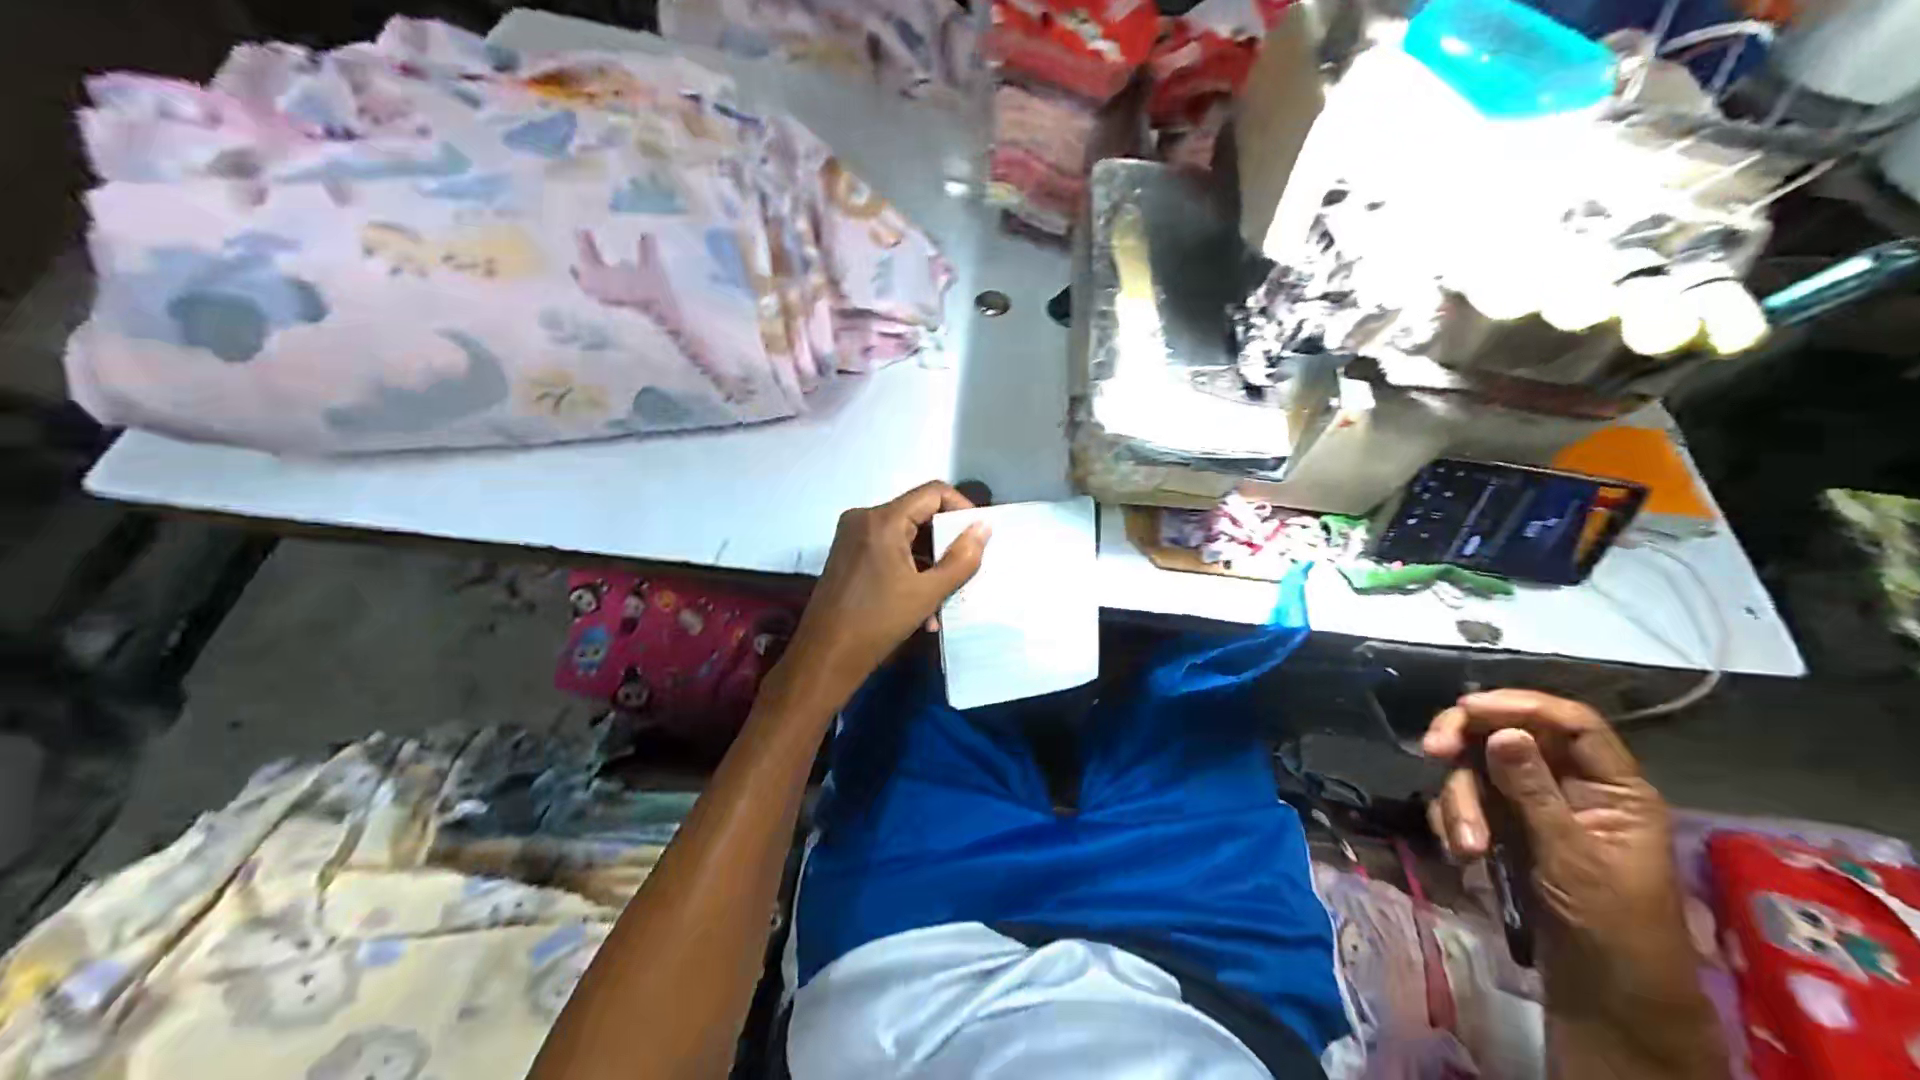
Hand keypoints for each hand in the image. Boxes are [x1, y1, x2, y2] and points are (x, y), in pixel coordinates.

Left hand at [772, 481, 988, 706]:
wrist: (825, 657)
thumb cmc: (877, 622)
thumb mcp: (928, 593)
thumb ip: (961, 558)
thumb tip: (984, 527)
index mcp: (882, 520)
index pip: (933, 493)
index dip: (962, 508)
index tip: (978, 536)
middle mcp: (863, 518)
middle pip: (918, 513)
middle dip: (946, 542)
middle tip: (966, 569)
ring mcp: (852, 536)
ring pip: (905, 536)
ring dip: (929, 563)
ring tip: (945, 597)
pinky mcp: (848, 555)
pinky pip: (888, 550)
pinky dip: (909, 570)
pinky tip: (922, 605)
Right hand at [1423, 690, 1724, 1078]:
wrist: (1602, 991)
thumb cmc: (1612, 924)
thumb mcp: (1574, 856)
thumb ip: (1534, 791)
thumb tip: (1505, 732)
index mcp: (1611, 786)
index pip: (1570, 723)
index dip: (1520, 705)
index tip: (1466, 709)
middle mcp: (1567, 784)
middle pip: (1509, 735)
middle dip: (1467, 743)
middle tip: (1432, 750)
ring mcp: (1530, 804)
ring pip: (1478, 771)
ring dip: (1460, 802)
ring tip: (1465, 846)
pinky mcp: (1501, 826)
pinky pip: (1465, 802)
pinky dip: (1454, 822)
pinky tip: (1462, 853)